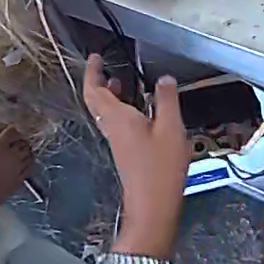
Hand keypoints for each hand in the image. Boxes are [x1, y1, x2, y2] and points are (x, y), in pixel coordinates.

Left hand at [83, 54, 189, 263]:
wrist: (153, 206)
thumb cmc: (160, 167)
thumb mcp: (171, 128)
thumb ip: (167, 100)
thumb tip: (164, 79)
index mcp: (118, 119)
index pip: (95, 91)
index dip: (92, 72)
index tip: (96, 57)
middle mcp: (113, 128)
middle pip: (97, 101)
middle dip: (100, 81)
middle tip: (108, 66)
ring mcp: (118, 142)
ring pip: (107, 112)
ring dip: (111, 95)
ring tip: (124, 81)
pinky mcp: (126, 151)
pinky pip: (117, 122)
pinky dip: (123, 108)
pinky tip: (141, 109)